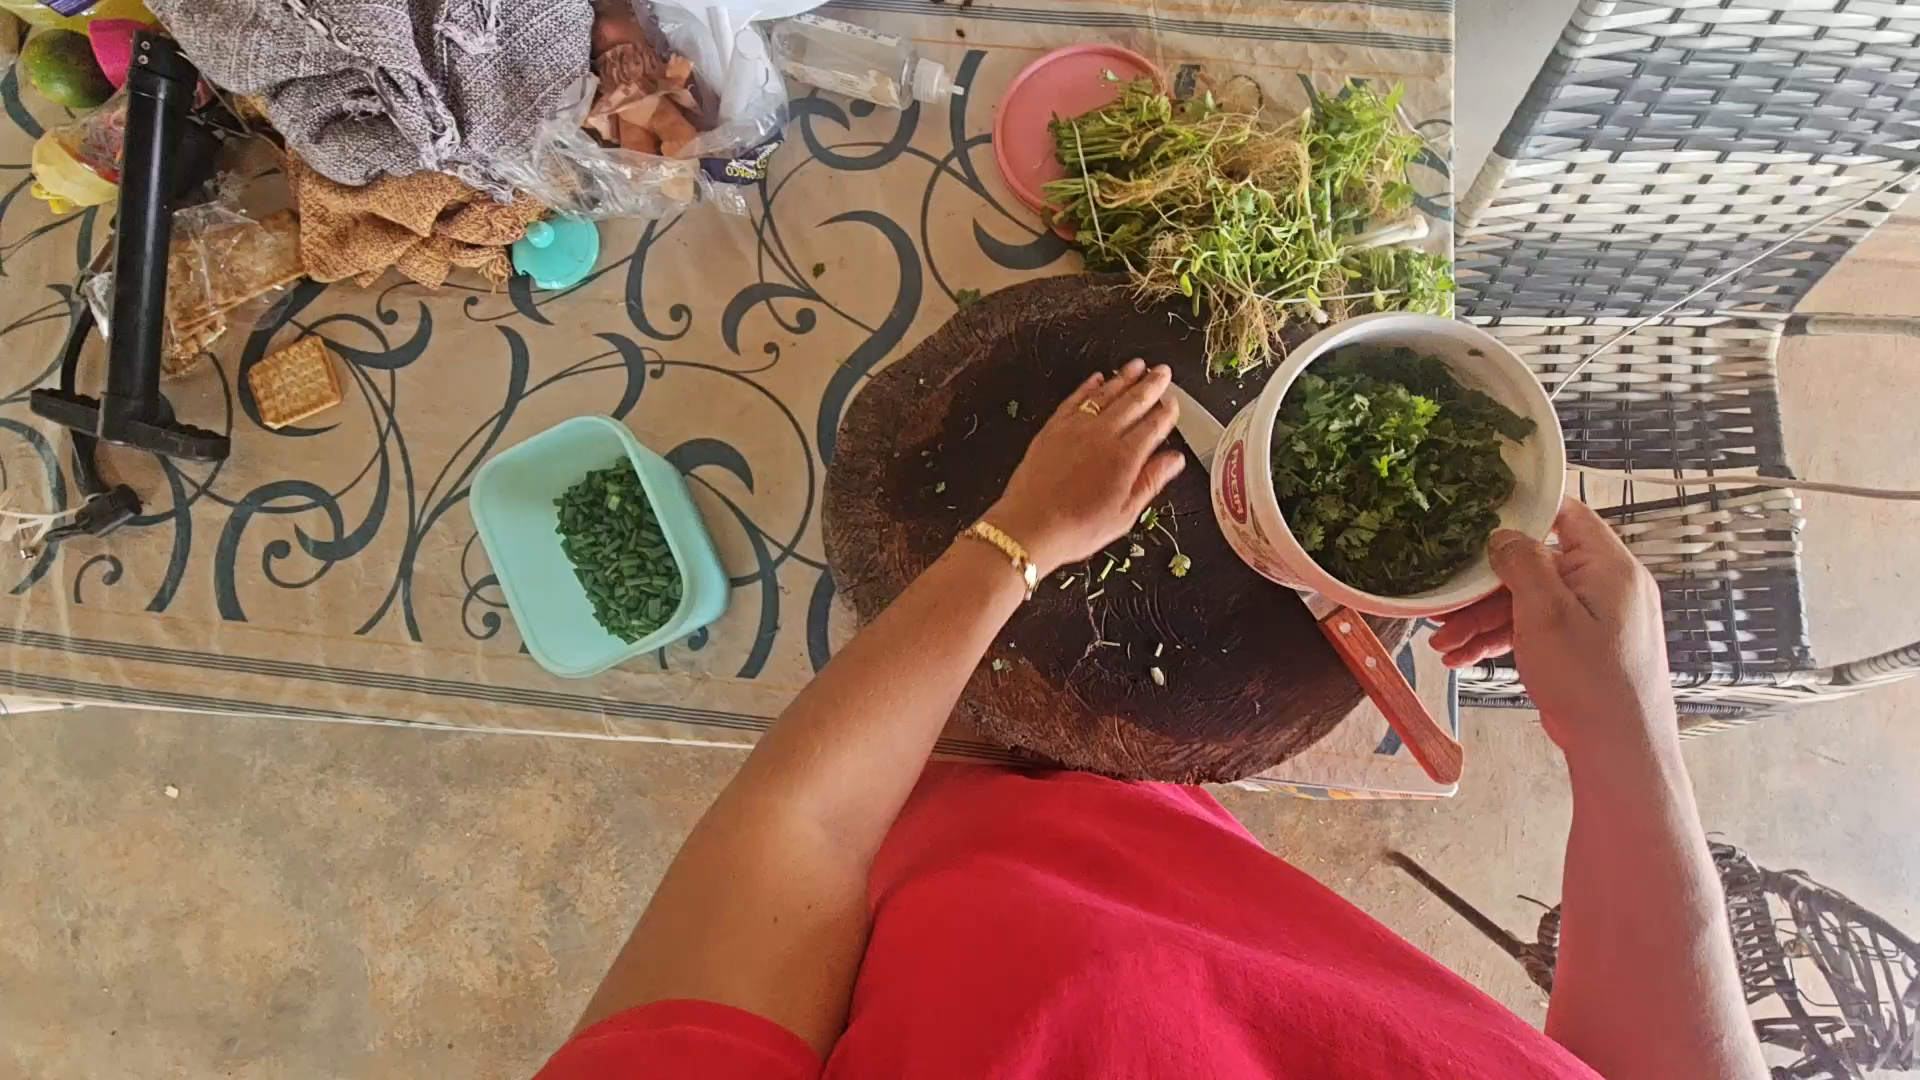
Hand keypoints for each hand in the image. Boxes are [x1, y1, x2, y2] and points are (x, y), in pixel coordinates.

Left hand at [984, 359, 1185, 574]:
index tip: (1174, 403)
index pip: (1154, 426)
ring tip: (1137, 365)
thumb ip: (1151, 481)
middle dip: (1151, 384)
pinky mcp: (1052, 428)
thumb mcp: (1124, 514)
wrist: (1030, 527)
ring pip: (1105, 394)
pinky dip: (1088, 386)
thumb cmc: (1075, 527)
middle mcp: (1102, 435)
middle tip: (1163, 372)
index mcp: (1125, 457)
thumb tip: (1174, 460)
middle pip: (1133, 402)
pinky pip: (1075, 399)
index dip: (1167, 413)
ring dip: (1123, 378)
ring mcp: (1075, 428)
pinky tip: (1097, 378)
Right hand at [1429, 498, 1677, 759]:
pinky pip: (1529, 627)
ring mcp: (1590, 616)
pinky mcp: (1576, 642)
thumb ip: (1523, 565)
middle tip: (1442, 609)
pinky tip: (1461, 655)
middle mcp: (1602, 586)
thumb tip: (1501, 536)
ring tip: (1443, 642)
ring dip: (1479, 621)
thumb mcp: (1546, 614)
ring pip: (1522, 601)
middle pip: (1530, 567)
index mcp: (1607, 569)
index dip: (1523, 510)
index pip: (1567, 516)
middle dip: (1480, 590)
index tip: (1476, 515)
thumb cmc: (1590, 680)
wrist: (1617, 747)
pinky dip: (1496, 639)